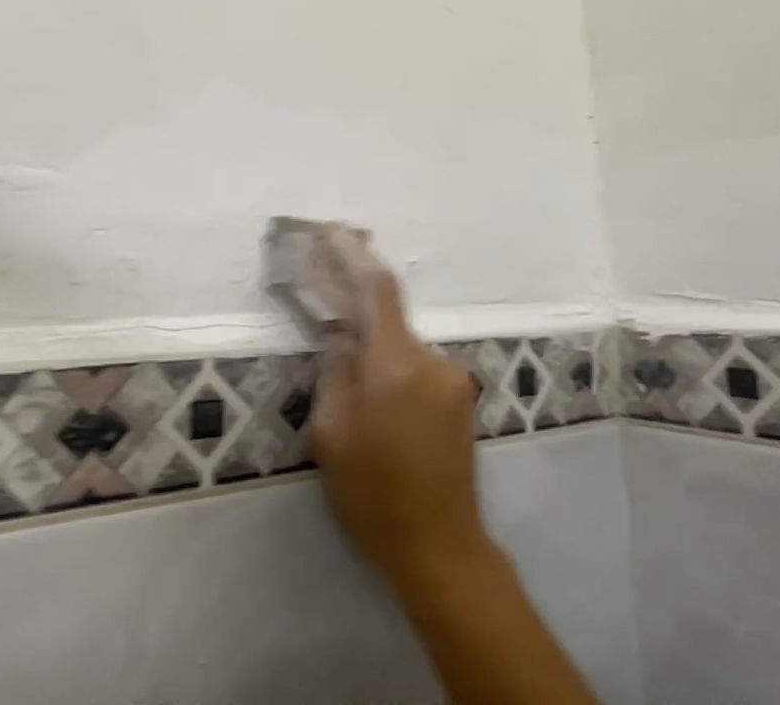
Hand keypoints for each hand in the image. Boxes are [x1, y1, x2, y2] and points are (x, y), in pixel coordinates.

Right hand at [308, 254, 488, 586]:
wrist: (440, 547)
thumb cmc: (373, 496)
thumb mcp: (332, 435)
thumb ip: (334, 371)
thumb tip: (336, 329)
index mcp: (396, 366)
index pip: (377, 291)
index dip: (353, 256)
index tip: (333, 231)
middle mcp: (432, 361)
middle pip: (388, 317)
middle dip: (354, 303)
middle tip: (321, 295)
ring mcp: (452, 380)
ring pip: (399, 347)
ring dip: (371, 345)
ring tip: (342, 371)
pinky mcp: (459, 400)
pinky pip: (415, 368)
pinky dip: (390, 366)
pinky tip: (373, 395)